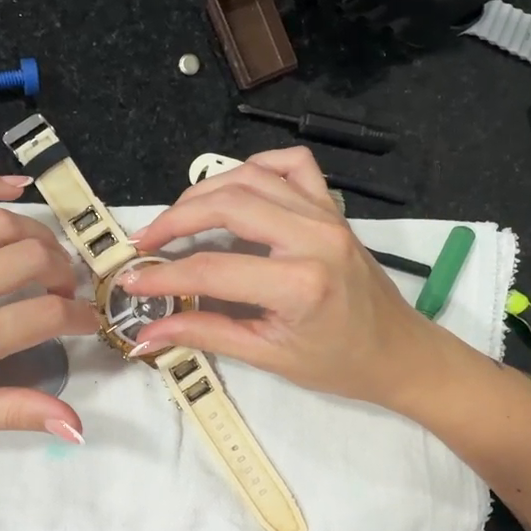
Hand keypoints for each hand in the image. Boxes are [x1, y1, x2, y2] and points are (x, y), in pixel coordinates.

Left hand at [0, 172, 96, 444]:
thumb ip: (13, 412)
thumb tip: (76, 428)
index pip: (44, 315)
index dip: (79, 317)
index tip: (86, 323)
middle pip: (30, 258)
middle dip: (65, 273)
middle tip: (66, 293)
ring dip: (37, 234)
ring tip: (46, 257)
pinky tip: (13, 186)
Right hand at [120, 147, 444, 407]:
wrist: (400, 352)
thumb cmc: (338, 364)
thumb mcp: (268, 356)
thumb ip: (205, 335)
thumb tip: (146, 334)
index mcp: (299, 283)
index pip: (211, 269)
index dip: (163, 276)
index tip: (130, 281)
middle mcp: (313, 236)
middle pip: (226, 205)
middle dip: (174, 220)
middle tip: (144, 243)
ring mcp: (326, 214)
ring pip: (250, 177)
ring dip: (203, 192)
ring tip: (175, 219)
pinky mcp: (332, 207)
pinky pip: (290, 166)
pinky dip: (255, 168)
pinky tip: (232, 189)